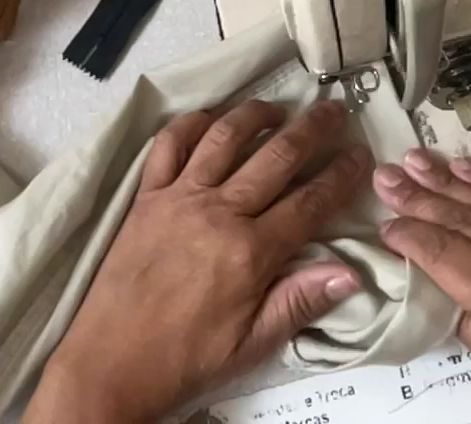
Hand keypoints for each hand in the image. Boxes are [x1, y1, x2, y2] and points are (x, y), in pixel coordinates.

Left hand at [24, 100, 371, 423]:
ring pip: (225, 138)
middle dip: (311, 129)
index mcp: (249, 253)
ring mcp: (179, 197)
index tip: (360, 153)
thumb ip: (299, 303)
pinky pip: (169, 145)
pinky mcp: (147, 195)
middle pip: (275, 158)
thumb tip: (351, 272)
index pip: (309, 204)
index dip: (340, 176)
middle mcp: (218, 212)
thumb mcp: (250, 346)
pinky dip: (191, 123)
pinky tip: (210, 116)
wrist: (110, 363)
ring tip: (277, 107)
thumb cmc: (185, 358)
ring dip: (255, 115)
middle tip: (333, 109)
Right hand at [375, 150, 470, 423]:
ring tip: (413, 160)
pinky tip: (464, 167)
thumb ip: (468, 316)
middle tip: (384, 176)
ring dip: (448, 180)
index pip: (447, 256)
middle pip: (466, 221)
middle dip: (420, 197)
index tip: (383, 223)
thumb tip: (434, 272)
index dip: (411, 236)